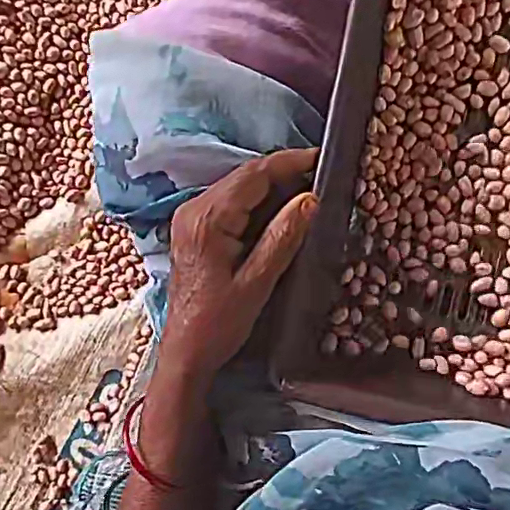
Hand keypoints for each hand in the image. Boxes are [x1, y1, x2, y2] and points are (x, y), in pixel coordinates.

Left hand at [156, 148, 319, 385]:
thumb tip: (310, 198)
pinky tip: (282, 208)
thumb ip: (282, 238)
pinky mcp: (195, 229)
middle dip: (284, 172)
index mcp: (207, 220)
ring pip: (239, 188)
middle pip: (245, 177)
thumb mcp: (257, 283)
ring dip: (273, 186)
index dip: (290, 162)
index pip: (253, 176)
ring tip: (310, 187)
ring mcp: (191, 218)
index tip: (322, 157)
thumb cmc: (218, 324)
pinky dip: (258, 202)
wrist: (185, 351)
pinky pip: (231, 203)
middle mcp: (193, 210)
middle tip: (323, 174)